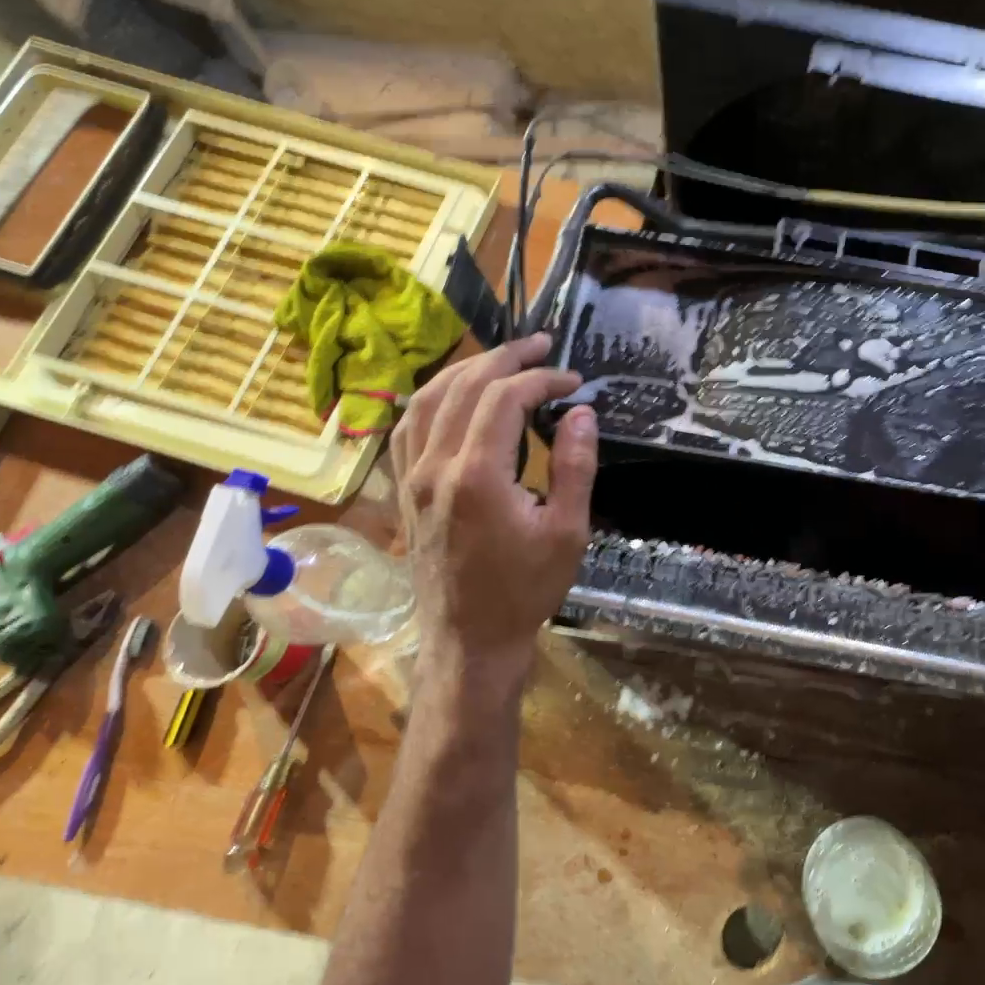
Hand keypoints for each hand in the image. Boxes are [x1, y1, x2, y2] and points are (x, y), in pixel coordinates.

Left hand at [391, 333, 597, 679]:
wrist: (470, 639)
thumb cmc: (525, 591)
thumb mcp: (567, 533)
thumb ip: (575, 467)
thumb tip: (581, 413)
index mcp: (476, 476)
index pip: (504, 399)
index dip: (542, 379)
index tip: (573, 381)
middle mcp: (435, 467)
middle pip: (463, 387)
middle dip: (505, 358)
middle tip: (540, 345)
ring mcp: (411, 478)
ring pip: (426, 399)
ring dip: (465, 370)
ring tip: (500, 359)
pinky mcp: (403, 491)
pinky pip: (407, 427)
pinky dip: (432, 398)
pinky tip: (452, 395)